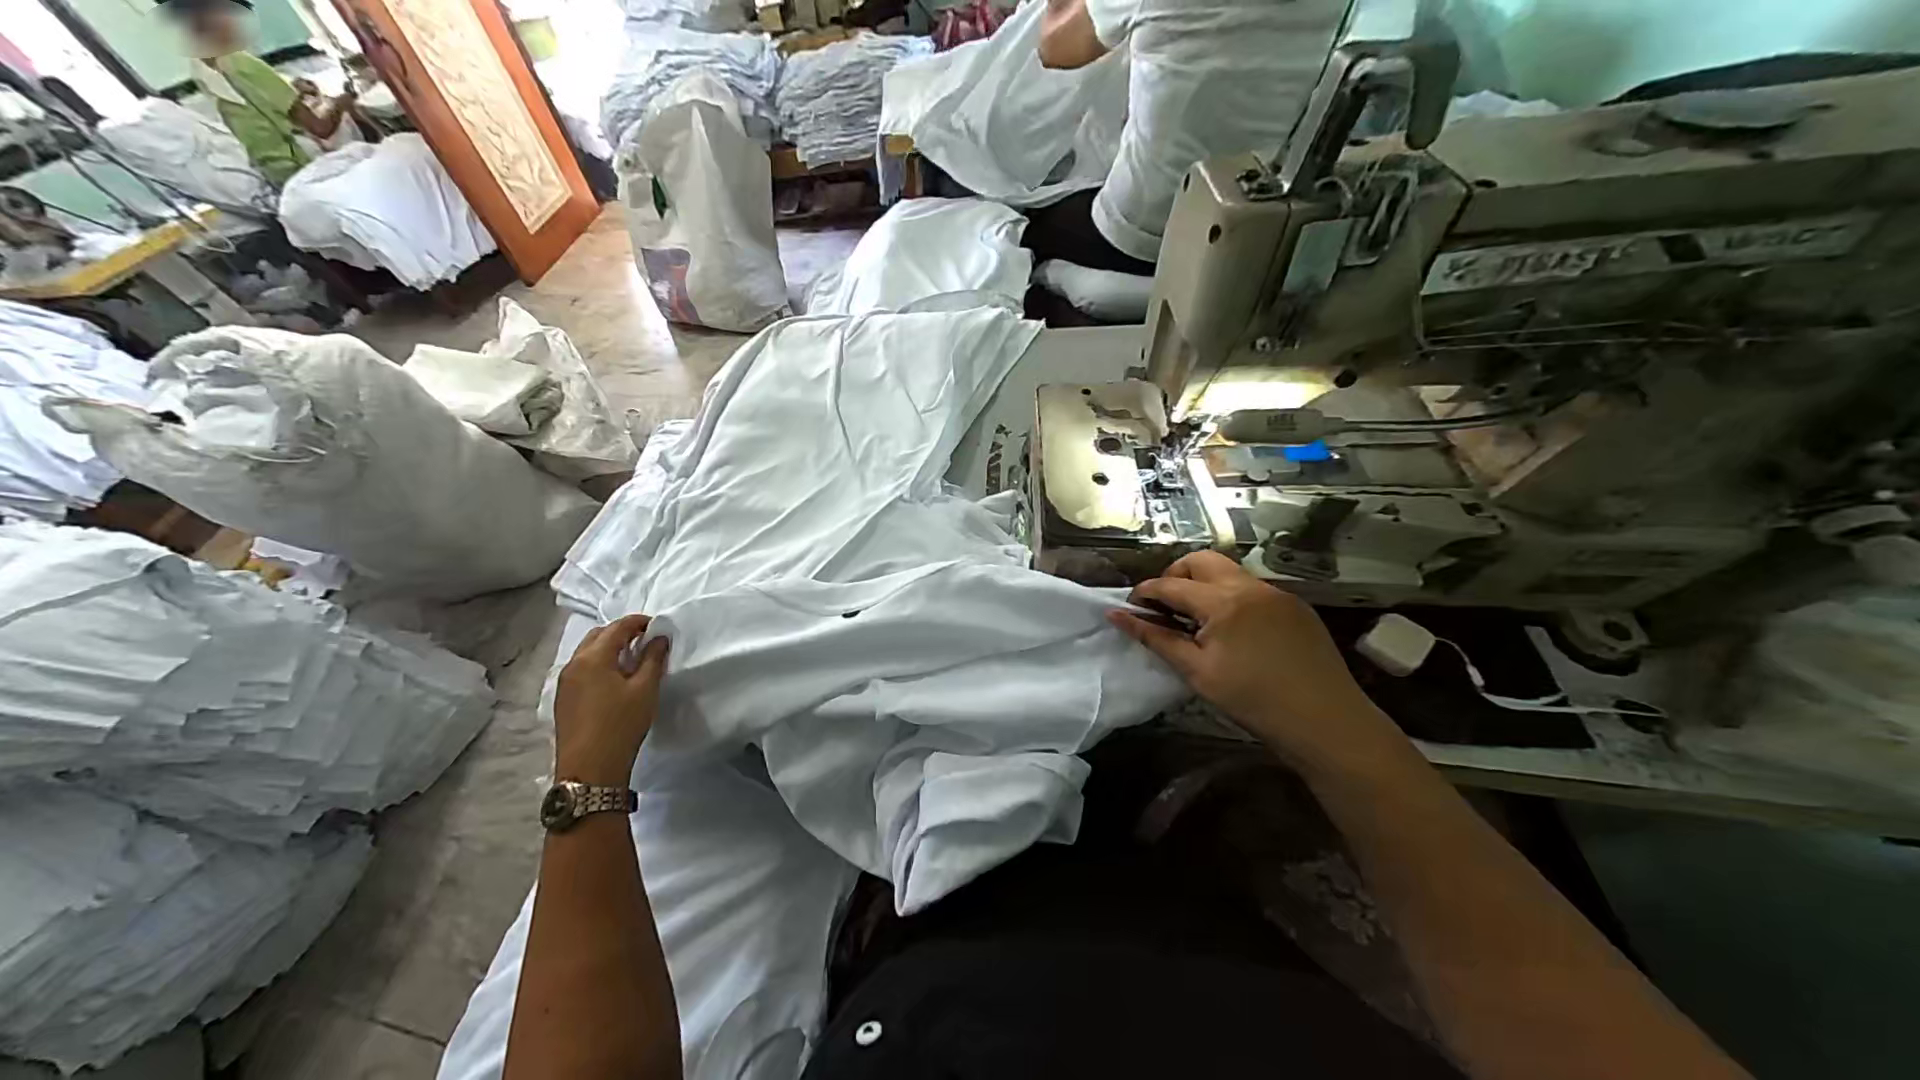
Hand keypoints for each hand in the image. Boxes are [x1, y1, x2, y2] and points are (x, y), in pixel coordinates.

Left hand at [552, 614, 668, 786]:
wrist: (590, 769)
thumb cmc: (621, 724)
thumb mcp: (645, 689)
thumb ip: (653, 659)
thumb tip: (658, 638)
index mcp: (593, 658)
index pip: (617, 628)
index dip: (639, 622)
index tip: (656, 626)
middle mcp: (573, 664)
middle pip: (598, 636)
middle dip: (621, 633)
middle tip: (645, 641)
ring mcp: (564, 683)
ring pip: (587, 653)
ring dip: (608, 649)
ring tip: (631, 660)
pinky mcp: (563, 699)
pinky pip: (582, 669)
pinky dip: (599, 664)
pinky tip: (614, 680)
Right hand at [1108, 551, 1410, 775]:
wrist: (1326, 721)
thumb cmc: (1253, 700)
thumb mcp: (1197, 671)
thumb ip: (1156, 638)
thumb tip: (1117, 615)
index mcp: (1223, 600)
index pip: (1170, 584)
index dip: (1145, 593)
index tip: (1130, 607)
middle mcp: (1250, 586)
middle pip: (1201, 561)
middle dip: (1176, 576)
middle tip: (1165, 607)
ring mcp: (1277, 593)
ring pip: (1229, 572)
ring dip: (1204, 585)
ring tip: (1196, 620)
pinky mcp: (1295, 607)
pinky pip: (1253, 589)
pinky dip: (1231, 598)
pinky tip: (1232, 631)